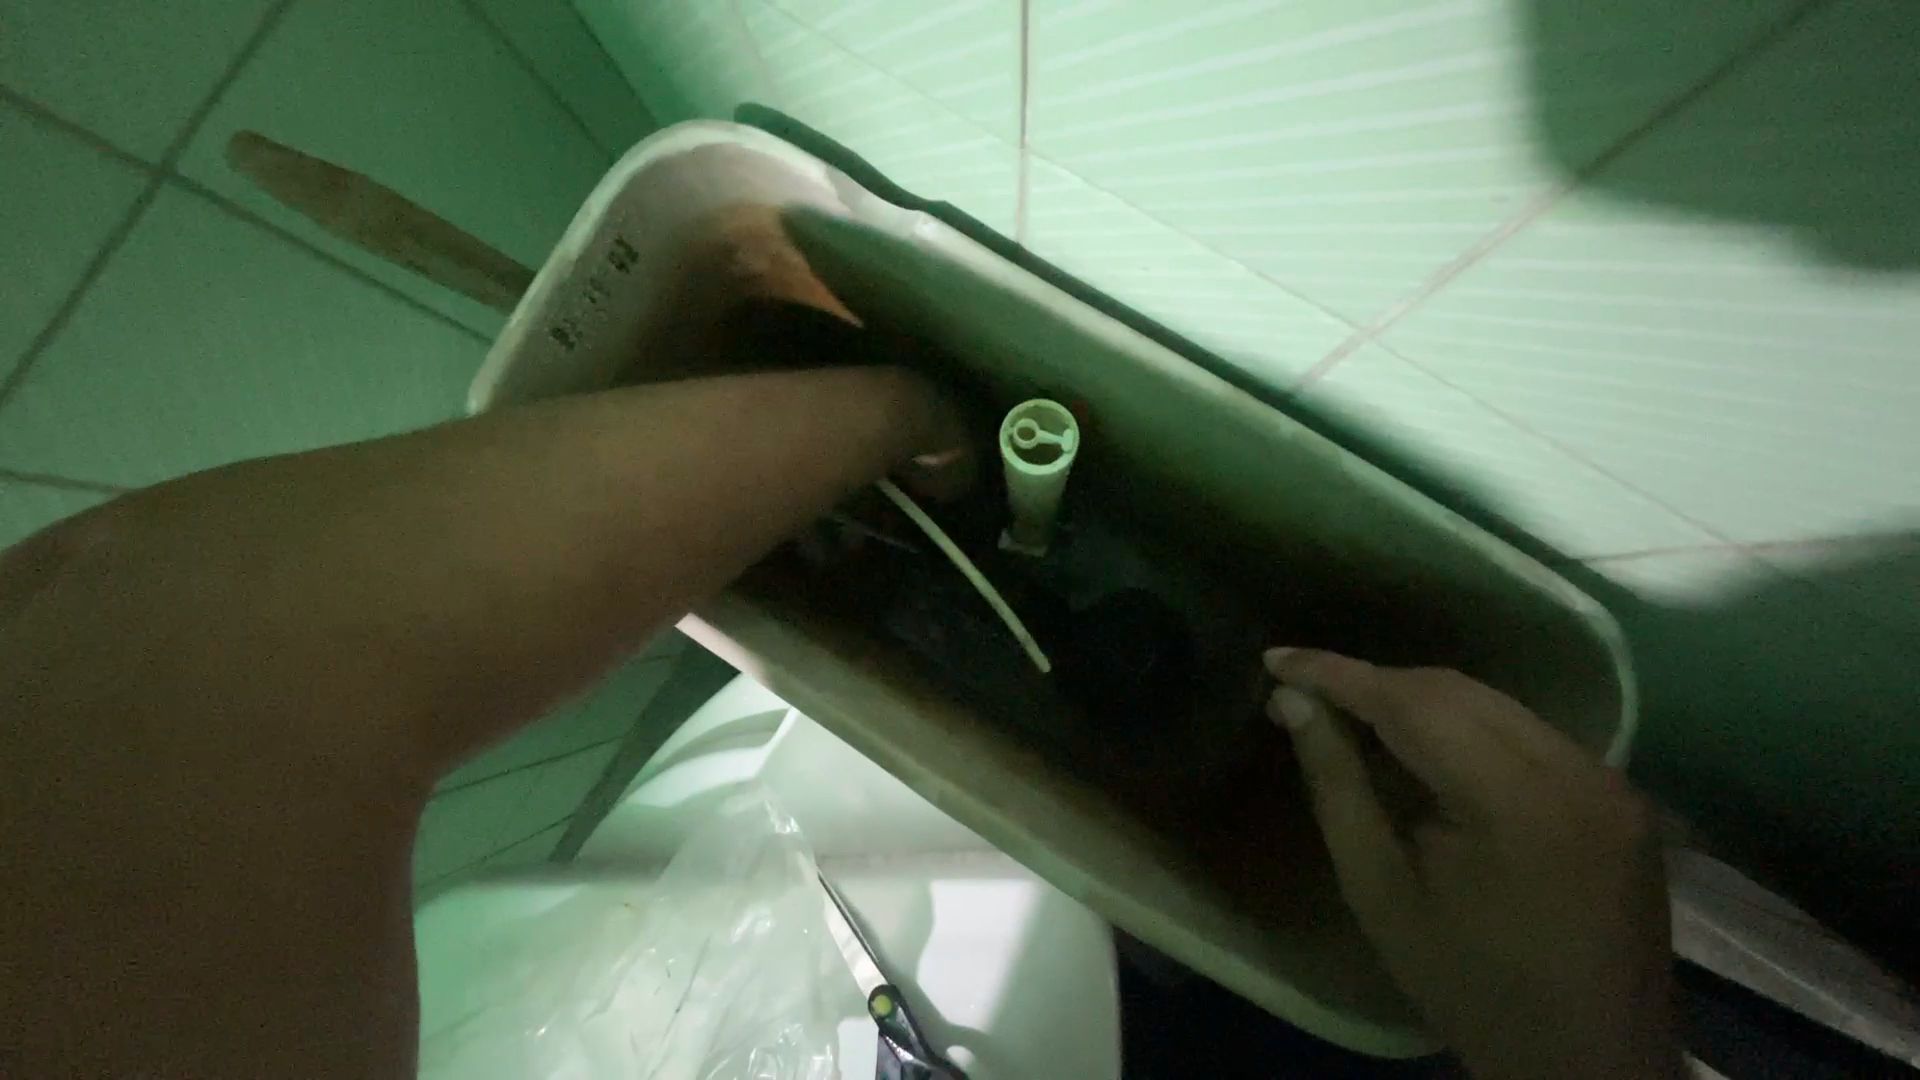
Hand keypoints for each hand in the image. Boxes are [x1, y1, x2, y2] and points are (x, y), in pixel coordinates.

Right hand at [1264, 648, 1683, 1079]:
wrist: (1590, 1062)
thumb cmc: (1465, 981)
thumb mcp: (1376, 885)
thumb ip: (1336, 781)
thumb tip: (1292, 701)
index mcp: (1514, 804)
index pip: (1410, 703)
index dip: (1335, 673)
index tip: (1274, 658)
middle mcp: (1575, 773)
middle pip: (1451, 690)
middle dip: (1370, 680)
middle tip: (1302, 690)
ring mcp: (1607, 781)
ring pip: (1487, 700)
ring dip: (1411, 695)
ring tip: (1348, 709)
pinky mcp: (1616, 792)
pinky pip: (1519, 727)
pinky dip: (1456, 719)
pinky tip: (1416, 739)